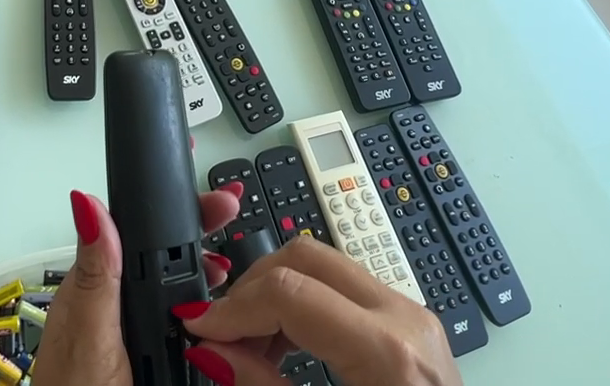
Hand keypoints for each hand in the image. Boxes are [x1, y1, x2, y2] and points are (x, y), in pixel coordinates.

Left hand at [28, 186, 243, 385]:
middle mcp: (117, 305)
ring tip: (231, 264)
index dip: (175, 207)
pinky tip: (227, 312)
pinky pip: (189, 323)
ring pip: (181, 288)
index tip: (212, 196)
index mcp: (96, 288)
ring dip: (209, 270)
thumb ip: (95, 275)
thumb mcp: (89, 338)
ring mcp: (138, 332)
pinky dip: (212, 312)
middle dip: (201, 232)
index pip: (138, 229)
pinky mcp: (158, 356)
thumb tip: (85, 203)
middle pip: (164, 252)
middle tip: (230, 213)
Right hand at [175, 237, 464, 385]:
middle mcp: (404, 316)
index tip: (198, 329)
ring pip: (321, 263)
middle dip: (250, 287)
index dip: (233, 308)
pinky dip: (301, 301)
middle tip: (221, 334)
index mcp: (388, 353)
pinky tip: (283, 343)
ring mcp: (411, 313)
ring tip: (248, 345)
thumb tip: (214, 350)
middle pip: (303, 256)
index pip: (288, 292)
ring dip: (273, 291)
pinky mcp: (408, 320)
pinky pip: (341, 286)